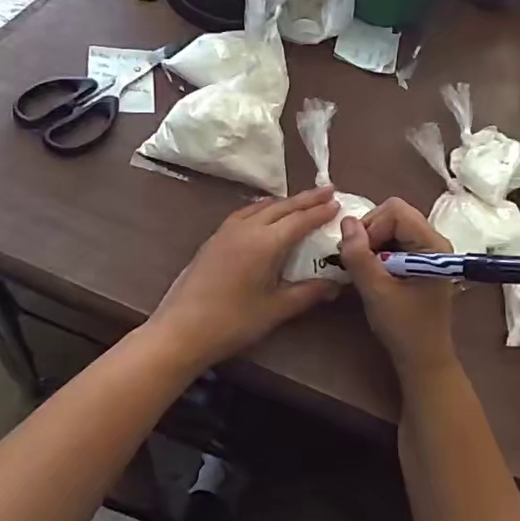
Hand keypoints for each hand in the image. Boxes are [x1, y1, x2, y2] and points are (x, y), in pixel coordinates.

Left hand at [146, 188, 343, 368]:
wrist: (181, 329)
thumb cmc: (232, 322)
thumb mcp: (276, 309)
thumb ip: (308, 293)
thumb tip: (335, 284)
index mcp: (265, 242)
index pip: (299, 220)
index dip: (320, 211)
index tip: (338, 202)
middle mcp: (246, 228)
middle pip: (281, 207)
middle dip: (306, 199)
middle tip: (328, 190)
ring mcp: (226, 231)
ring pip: (260, 207)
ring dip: (284, 202)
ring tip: (301, 202)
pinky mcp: (213, 240)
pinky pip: (245, 214)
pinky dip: (263, 209)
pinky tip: (266, 216)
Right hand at [338, 198, 456, 376]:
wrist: (423, 359)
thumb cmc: (404, 327)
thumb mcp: (376, 292)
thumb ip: (360, 256)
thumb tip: (346, 222)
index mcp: (432, 245)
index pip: (396, 211)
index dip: (371, 225)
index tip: (359, 254)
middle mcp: (433, 241)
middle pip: (394, 214)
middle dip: (369, 231)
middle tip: (356, 259)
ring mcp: (427, 250)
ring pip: (391, 225)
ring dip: (371, 241)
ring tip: (361, 267)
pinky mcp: (418, 259)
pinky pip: (393, 239)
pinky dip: (376, 249)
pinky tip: (370, 271)